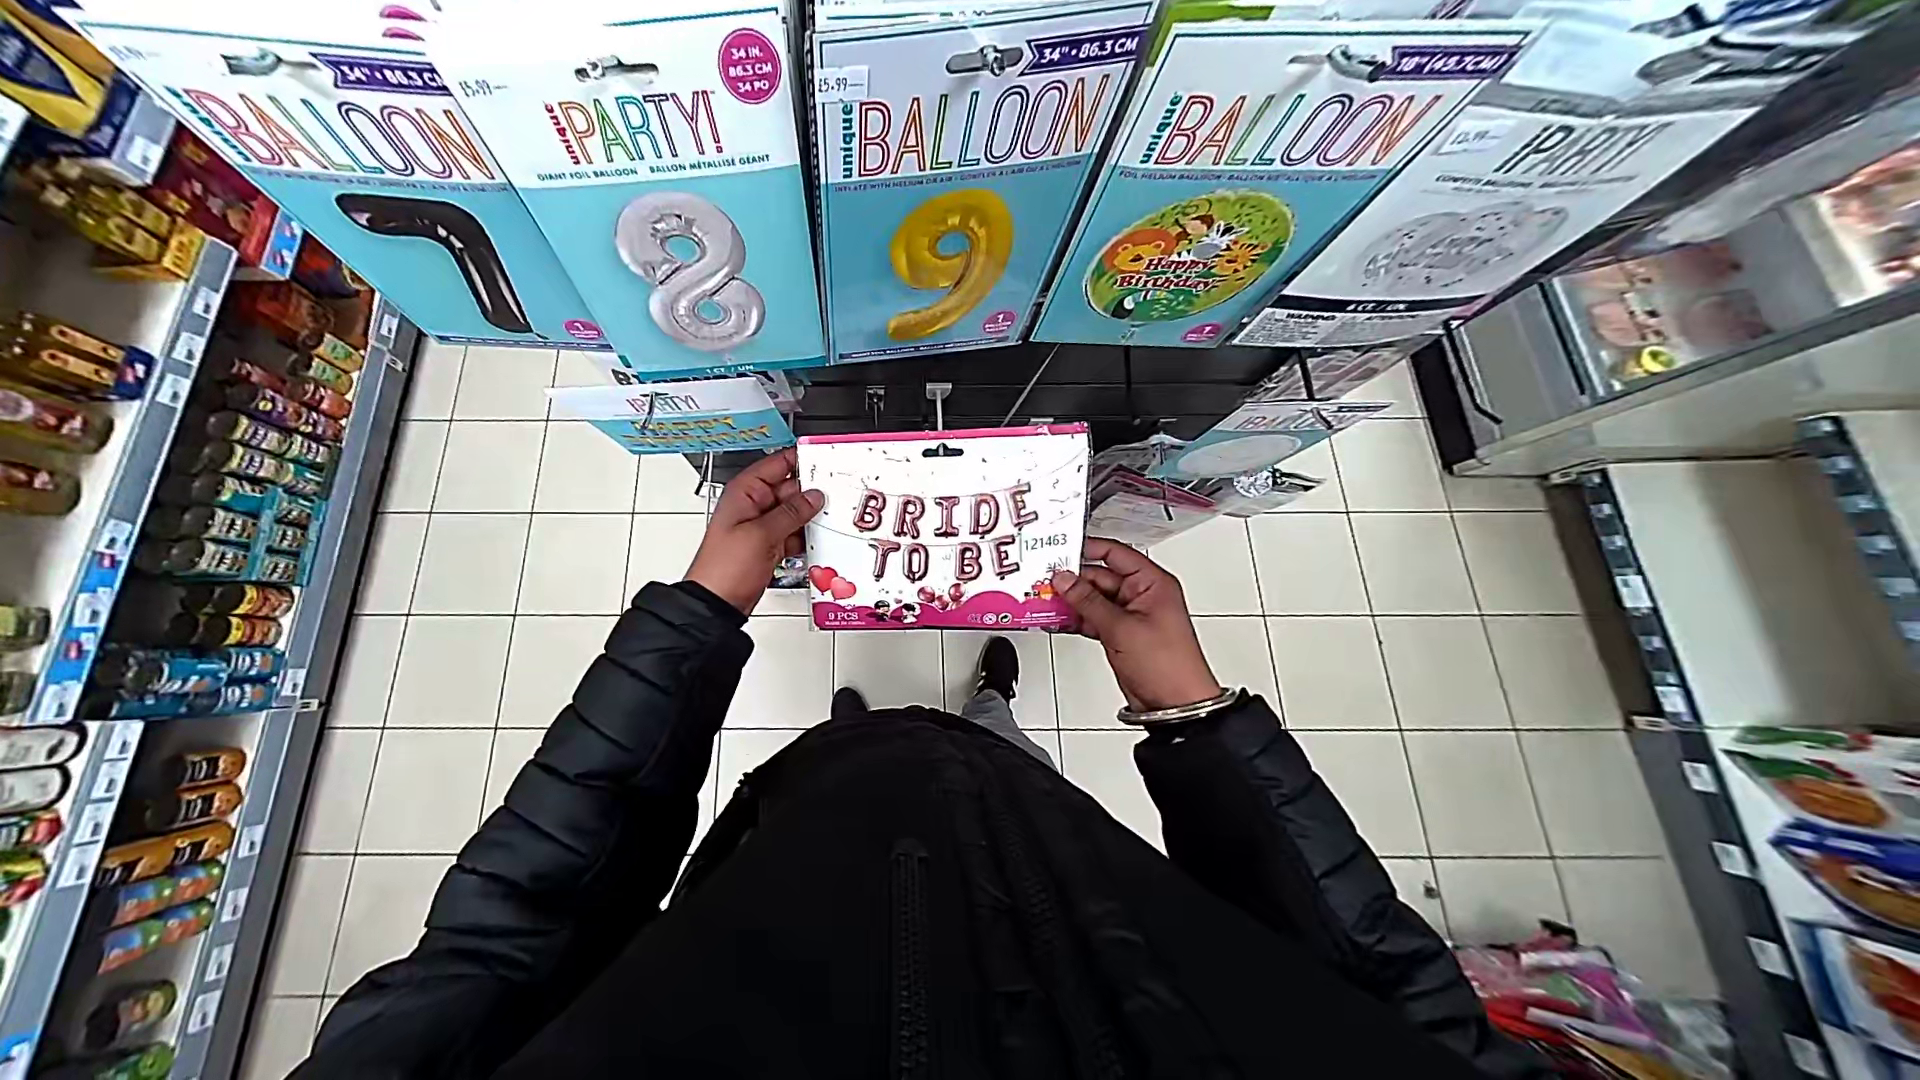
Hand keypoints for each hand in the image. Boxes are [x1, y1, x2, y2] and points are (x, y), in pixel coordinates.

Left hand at [684, 448, 822, 614]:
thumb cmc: (724, 568)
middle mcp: (755, 505)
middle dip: (812, 493)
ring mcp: (763, 525)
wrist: (718, 603)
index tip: (826, 460)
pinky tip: (818, 540)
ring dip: (811, 518)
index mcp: (745, 492)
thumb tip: (813, 496)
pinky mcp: (771, 544)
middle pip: (792, 488)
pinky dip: (806, 536)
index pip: (778, 463)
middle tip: (835, 496)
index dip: (802, 459)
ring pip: (796, 512)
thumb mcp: (761, 534)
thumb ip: (791, 512)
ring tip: (828, 520)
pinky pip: (795, 532)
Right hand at [1052, 538, 1222, 711]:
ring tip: (1047, 599)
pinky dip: (1077, 619)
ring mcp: (1130, 615)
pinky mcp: (1120, 633)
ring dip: (1072, 601)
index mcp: (1151, 583)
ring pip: (1093, 598)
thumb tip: (1065, 579)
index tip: (1063, 549)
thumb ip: (1088, 601)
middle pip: (1100, 577)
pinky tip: (1059, 619)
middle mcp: (1141, 595)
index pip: (1115, 554)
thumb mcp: (1121, 627)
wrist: (1174, 705)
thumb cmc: (1168, 665)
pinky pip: (1093, 617)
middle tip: (1046, 581)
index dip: (1088, 548)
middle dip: (1073, 580)